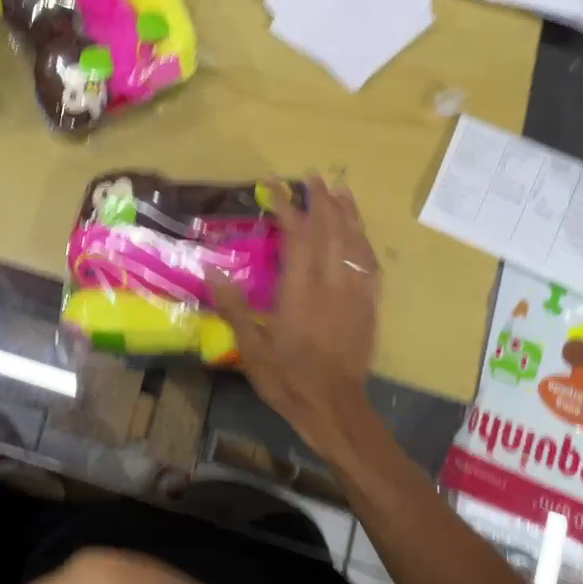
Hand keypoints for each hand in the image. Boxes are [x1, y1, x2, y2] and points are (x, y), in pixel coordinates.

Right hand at [208, 176, 385, 468]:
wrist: (334, 408)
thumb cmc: (287, 378)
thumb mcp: (250, 346)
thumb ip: (234, 305)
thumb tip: (211, 270)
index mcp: (300, 290)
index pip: (296, 235)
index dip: (286, 206)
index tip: (273, 185)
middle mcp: (331, 283)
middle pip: (331, 229)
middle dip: (322, 199)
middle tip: (312, 175)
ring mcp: (355, 293)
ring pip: (355, 241)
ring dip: (347, 212)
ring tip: (339, 189)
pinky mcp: (369, 306)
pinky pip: (371, 265)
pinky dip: (364, 242)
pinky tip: (360, 233)